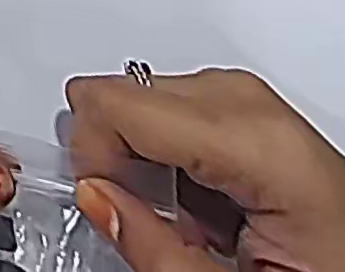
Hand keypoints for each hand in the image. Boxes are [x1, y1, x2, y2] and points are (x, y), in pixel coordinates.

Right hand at [65, 68, 344, 271]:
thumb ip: (159, 252)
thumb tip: (92, 195)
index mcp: (252, 137)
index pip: (109, 100)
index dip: (94, 156)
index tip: (119, 207)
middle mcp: (244, 98)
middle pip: (115, 93)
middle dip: (115, 156)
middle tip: (160, 222)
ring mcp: (244, 95)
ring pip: (130, 98)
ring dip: (138, 158)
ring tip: (194, 220)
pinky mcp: (242, 103)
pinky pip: (158, 107)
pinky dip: (161, 153)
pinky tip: (206, 202)